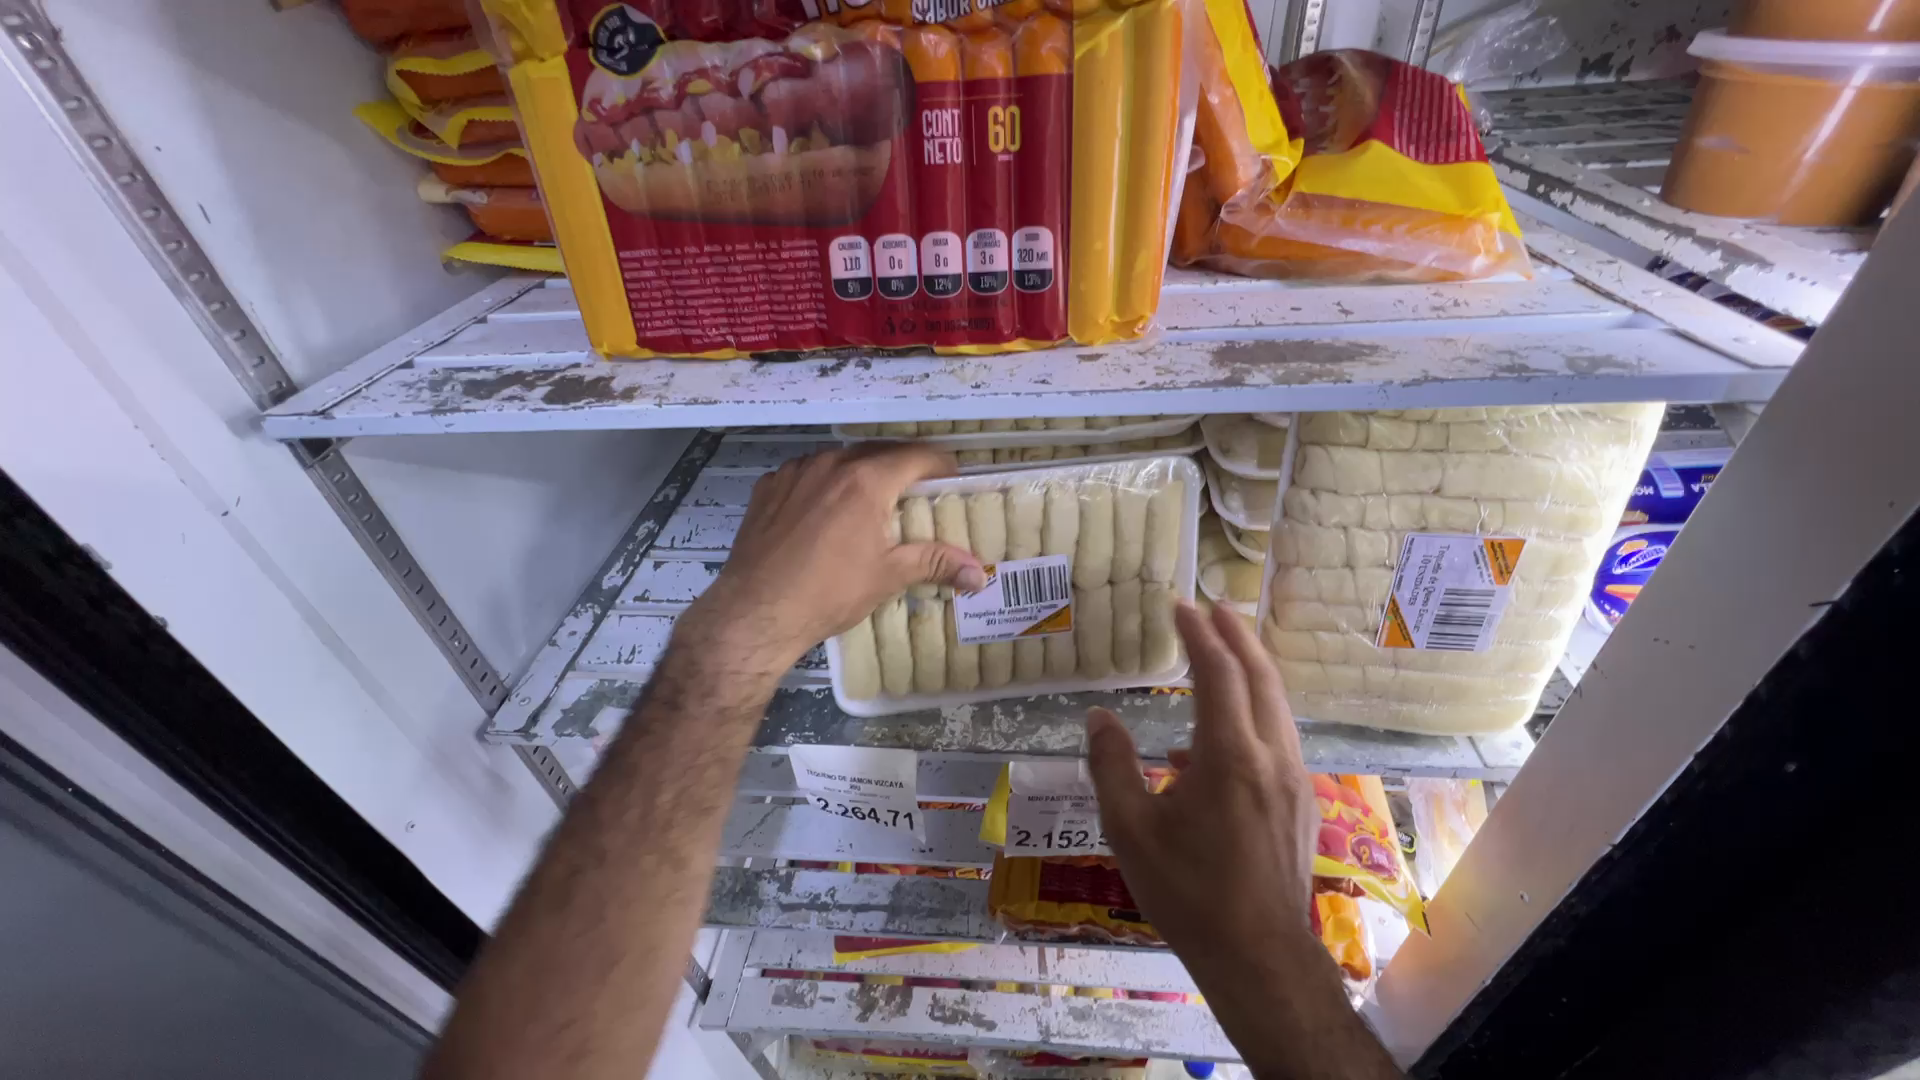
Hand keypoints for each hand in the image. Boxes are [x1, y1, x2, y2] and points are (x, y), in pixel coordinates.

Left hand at [680, 443, 986, 675]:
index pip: (917, 455)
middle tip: (916, 496)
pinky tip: (825, 513)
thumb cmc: (828, 593)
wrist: (755, 612)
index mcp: (866, 480)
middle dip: (903, 468)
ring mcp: (795, 472)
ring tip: (871, 503)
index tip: (951, 482)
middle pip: (879, 451)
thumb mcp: (888, 576)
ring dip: (862, 472)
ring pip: (840, 458)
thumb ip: (936, 563)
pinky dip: (825, 483)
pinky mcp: (769, 486)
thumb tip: (980, 575)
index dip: (941, 465)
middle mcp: (831, 464)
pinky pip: (807, 473)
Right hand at [1085, 601, 1319, 971]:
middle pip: (1261, 677)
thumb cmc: (1186, 891)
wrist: (1257, 956)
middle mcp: (1271, 756)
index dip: (1198, 634)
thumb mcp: (1129, 828)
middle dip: (1238, 635)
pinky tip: (1218, 737)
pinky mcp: (1301, 802)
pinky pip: (1278, 737)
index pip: (1217, 673)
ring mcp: (1294, 779)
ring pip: (1277, 705)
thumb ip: (1111, 764)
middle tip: (1215, 607)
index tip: (1180, 606)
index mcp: (1229, 756)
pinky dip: (1254, 711)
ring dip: (1251, 669)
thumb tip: (1099, 716)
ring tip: (1225, 650)